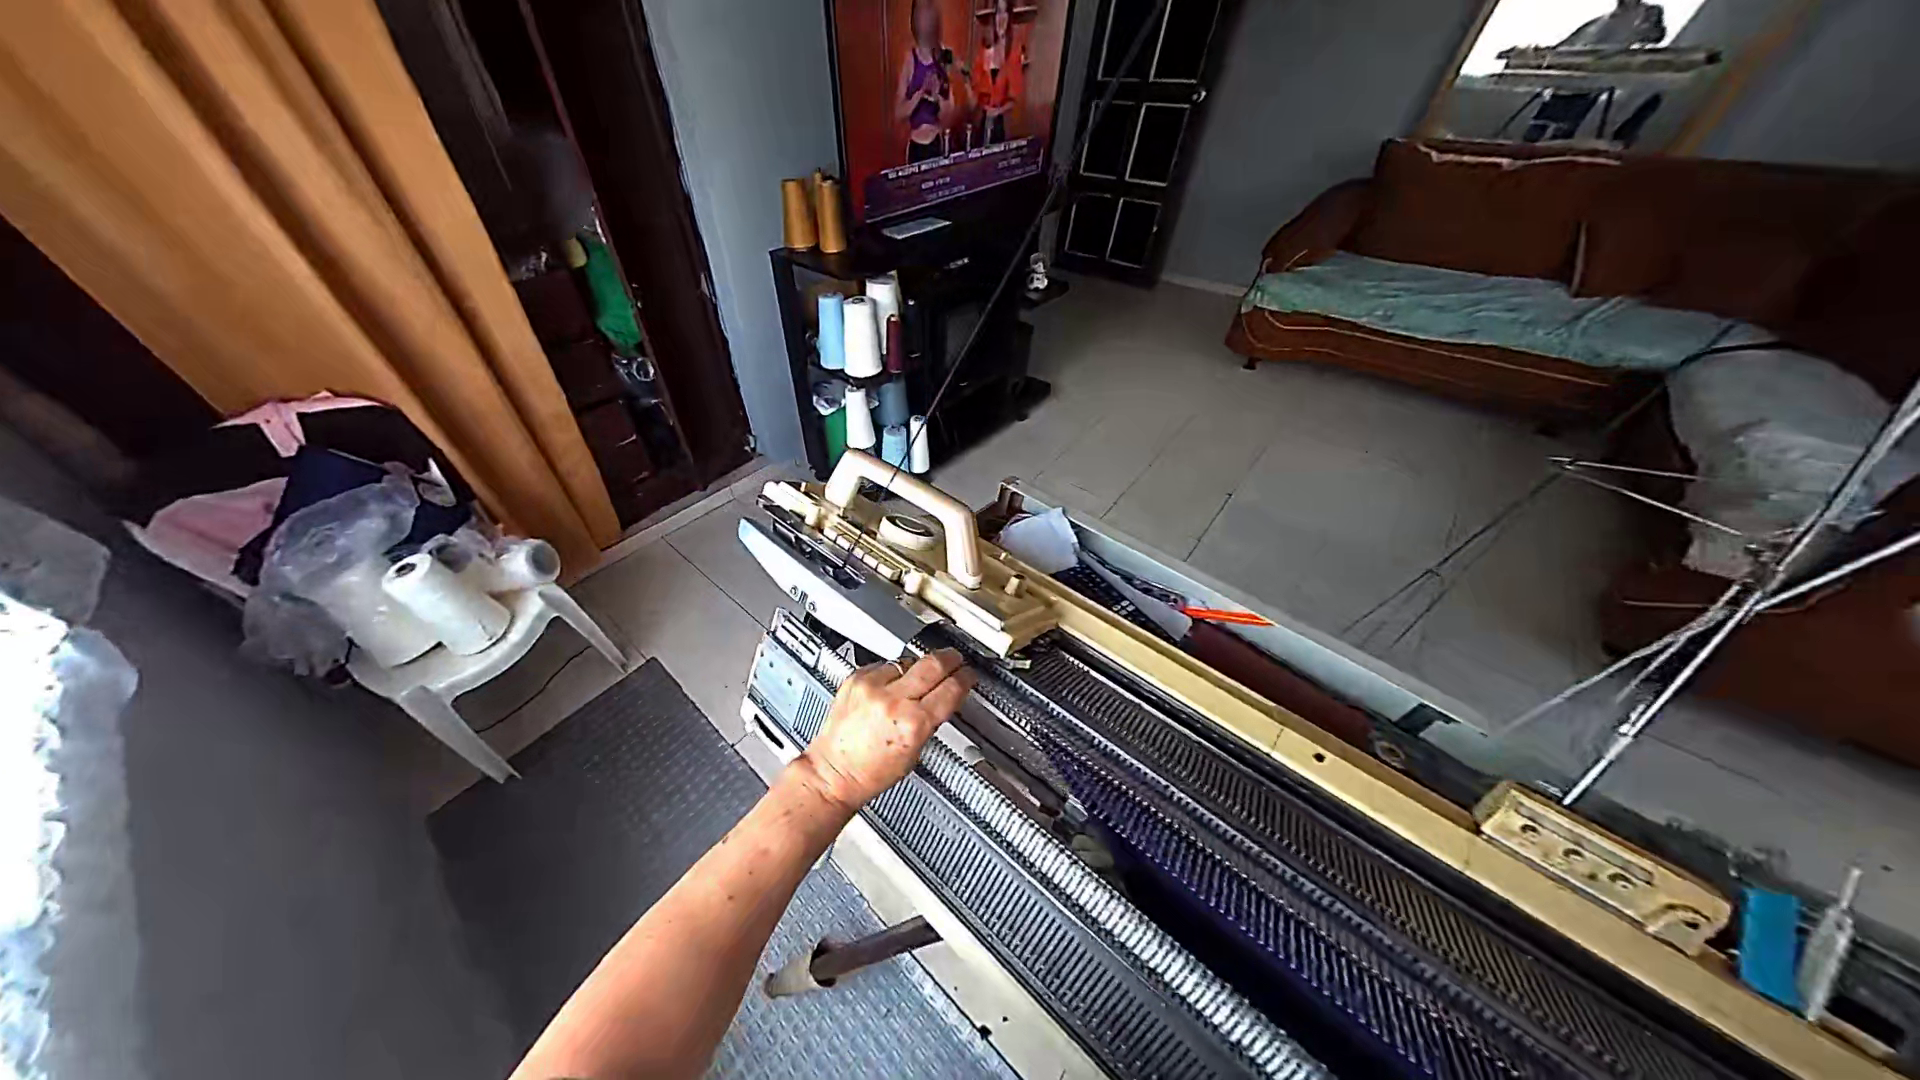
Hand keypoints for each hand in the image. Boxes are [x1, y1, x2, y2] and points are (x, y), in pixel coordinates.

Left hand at [792, 649, 974, 815]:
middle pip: (933, 664)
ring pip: (908, 661)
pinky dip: (892, 672)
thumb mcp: (916, 751)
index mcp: (913, 724)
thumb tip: (946, 694)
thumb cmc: (871, 771)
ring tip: (918, 679)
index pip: (951, 688)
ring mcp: (871, 687)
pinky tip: (891, 686)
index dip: (965, 678)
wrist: (833, 771)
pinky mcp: (856, 679)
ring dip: (918, 667)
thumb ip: (931, 719)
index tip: (968, 675)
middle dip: (949, 659)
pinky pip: (885, 665)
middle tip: (955, 659)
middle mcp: (892, 701)